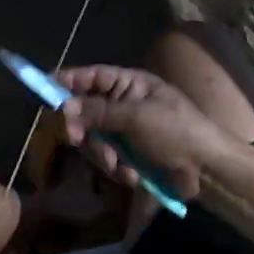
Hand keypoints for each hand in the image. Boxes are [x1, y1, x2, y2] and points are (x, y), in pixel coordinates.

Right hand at [58, 65, 243, 198]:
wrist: (209, 170)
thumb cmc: (177, 131)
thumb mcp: (136, 117)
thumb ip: (98, 111)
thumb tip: (64, 105)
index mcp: (130, 85)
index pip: (91, 77)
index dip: (68, 81)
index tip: (44, 89)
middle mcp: (124, 104)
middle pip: (86, 111)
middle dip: (84, 129)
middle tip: (77, 139)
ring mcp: (126, 131)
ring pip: (94, 139)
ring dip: (103, 154)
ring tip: (119, 166)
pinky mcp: (130, 155)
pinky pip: (108, 158)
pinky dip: (117, 168)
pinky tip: (133, 176)